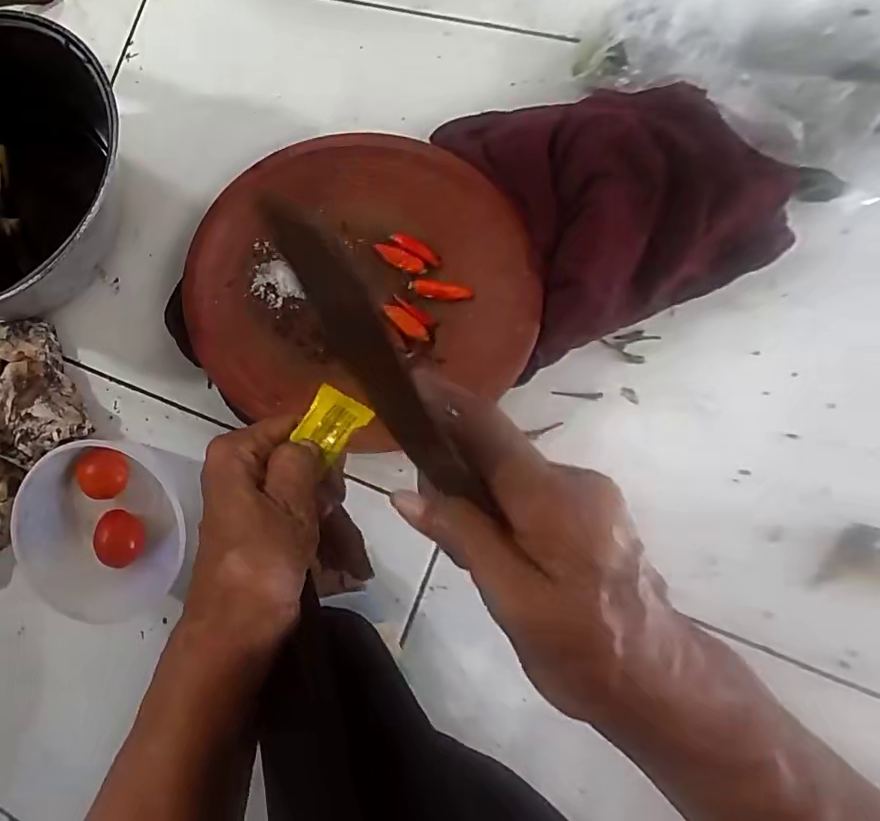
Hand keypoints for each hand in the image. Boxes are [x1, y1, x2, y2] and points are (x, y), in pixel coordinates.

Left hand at [181, 414, 330, 652]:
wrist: (236, 628)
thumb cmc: (260, 563)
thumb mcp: (288, 508)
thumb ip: (300, 465)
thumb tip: (308, 437)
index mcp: (234, 456)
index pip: (284, 426)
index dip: (321, 438)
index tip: (352, 460)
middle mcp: (237, 472)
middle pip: (299, 465)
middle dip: (328, 497)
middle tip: (338, 522)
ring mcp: (249, 504)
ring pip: (306, 500)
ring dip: (334, 530)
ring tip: (349, 563)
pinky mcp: (261, 534)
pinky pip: (300, 527)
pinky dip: (323, 547)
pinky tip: (343, 573)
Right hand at [392, 371, 695, 725]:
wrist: (668, 695)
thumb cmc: (585, 645)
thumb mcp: (510, 596)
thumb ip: (460, 536)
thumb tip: (405, 494)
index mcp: (553, 495)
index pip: (486, 427)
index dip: (442, 398)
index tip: (400, 375)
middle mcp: (574, 482)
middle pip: (486, 452)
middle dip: (445, 470)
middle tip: (428, 520)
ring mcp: (585, 497)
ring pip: (499, 475)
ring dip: (468, 496)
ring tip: (466, 550)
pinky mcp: (587, 514)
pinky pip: (519, 491)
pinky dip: (490, 507)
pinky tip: (489, 550)